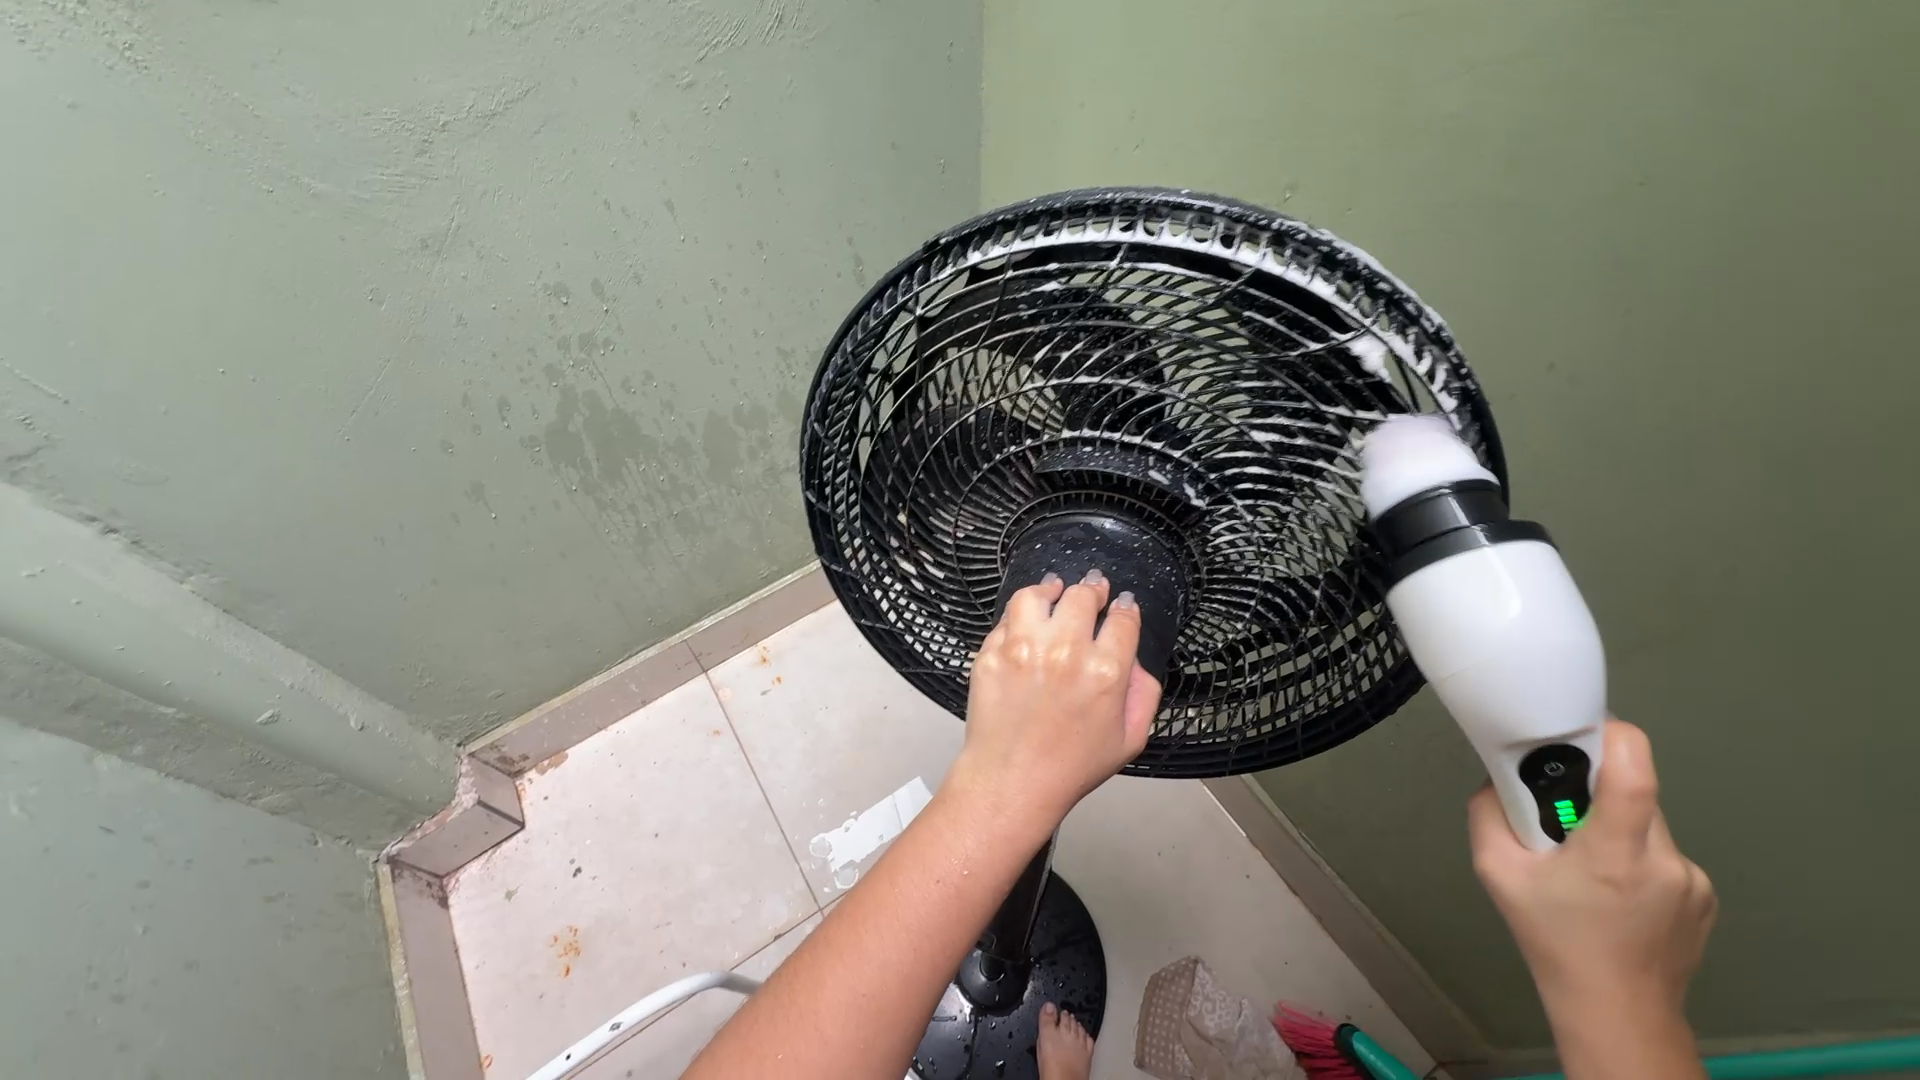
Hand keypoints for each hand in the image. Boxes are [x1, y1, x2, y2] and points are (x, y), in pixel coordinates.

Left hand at [949, 570, 1160, 828]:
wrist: (1011, 782)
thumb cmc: (1072, 766)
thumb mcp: (1130, 739)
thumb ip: (1144, 693)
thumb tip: (1135, 659)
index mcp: (1105, 672)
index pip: (1122, 619)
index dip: (1125, 607)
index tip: (1123, 604)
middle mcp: (1065, 651)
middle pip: (1082, 596)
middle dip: (1092, 589)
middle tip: (1094, 589)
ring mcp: (1023, 649)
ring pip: (1037, 595)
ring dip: (1051, 590)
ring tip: (1055, 589)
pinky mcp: (991, 653)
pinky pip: (1006, 618)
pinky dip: (1020, 615)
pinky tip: (1027, 619)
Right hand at [1469, 720, 1715, 1033]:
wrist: (1615, 1010)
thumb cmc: (1549, 936)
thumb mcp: (1494, 871)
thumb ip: (1489, 812)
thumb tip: (1501, 779)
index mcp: (1614, 852)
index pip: (1633, 774)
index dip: (1612, 736)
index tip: (1580, 726)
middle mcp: (1666, 859)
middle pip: (1633, 791)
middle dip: (1593, 789)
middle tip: (1557, 812)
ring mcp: (1693, 879)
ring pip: (1646, 821)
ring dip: (1613, 824)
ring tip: (1584, 863)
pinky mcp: (1706, 895)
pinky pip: (1661, 851)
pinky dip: (1634, 854)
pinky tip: (1613, 890)